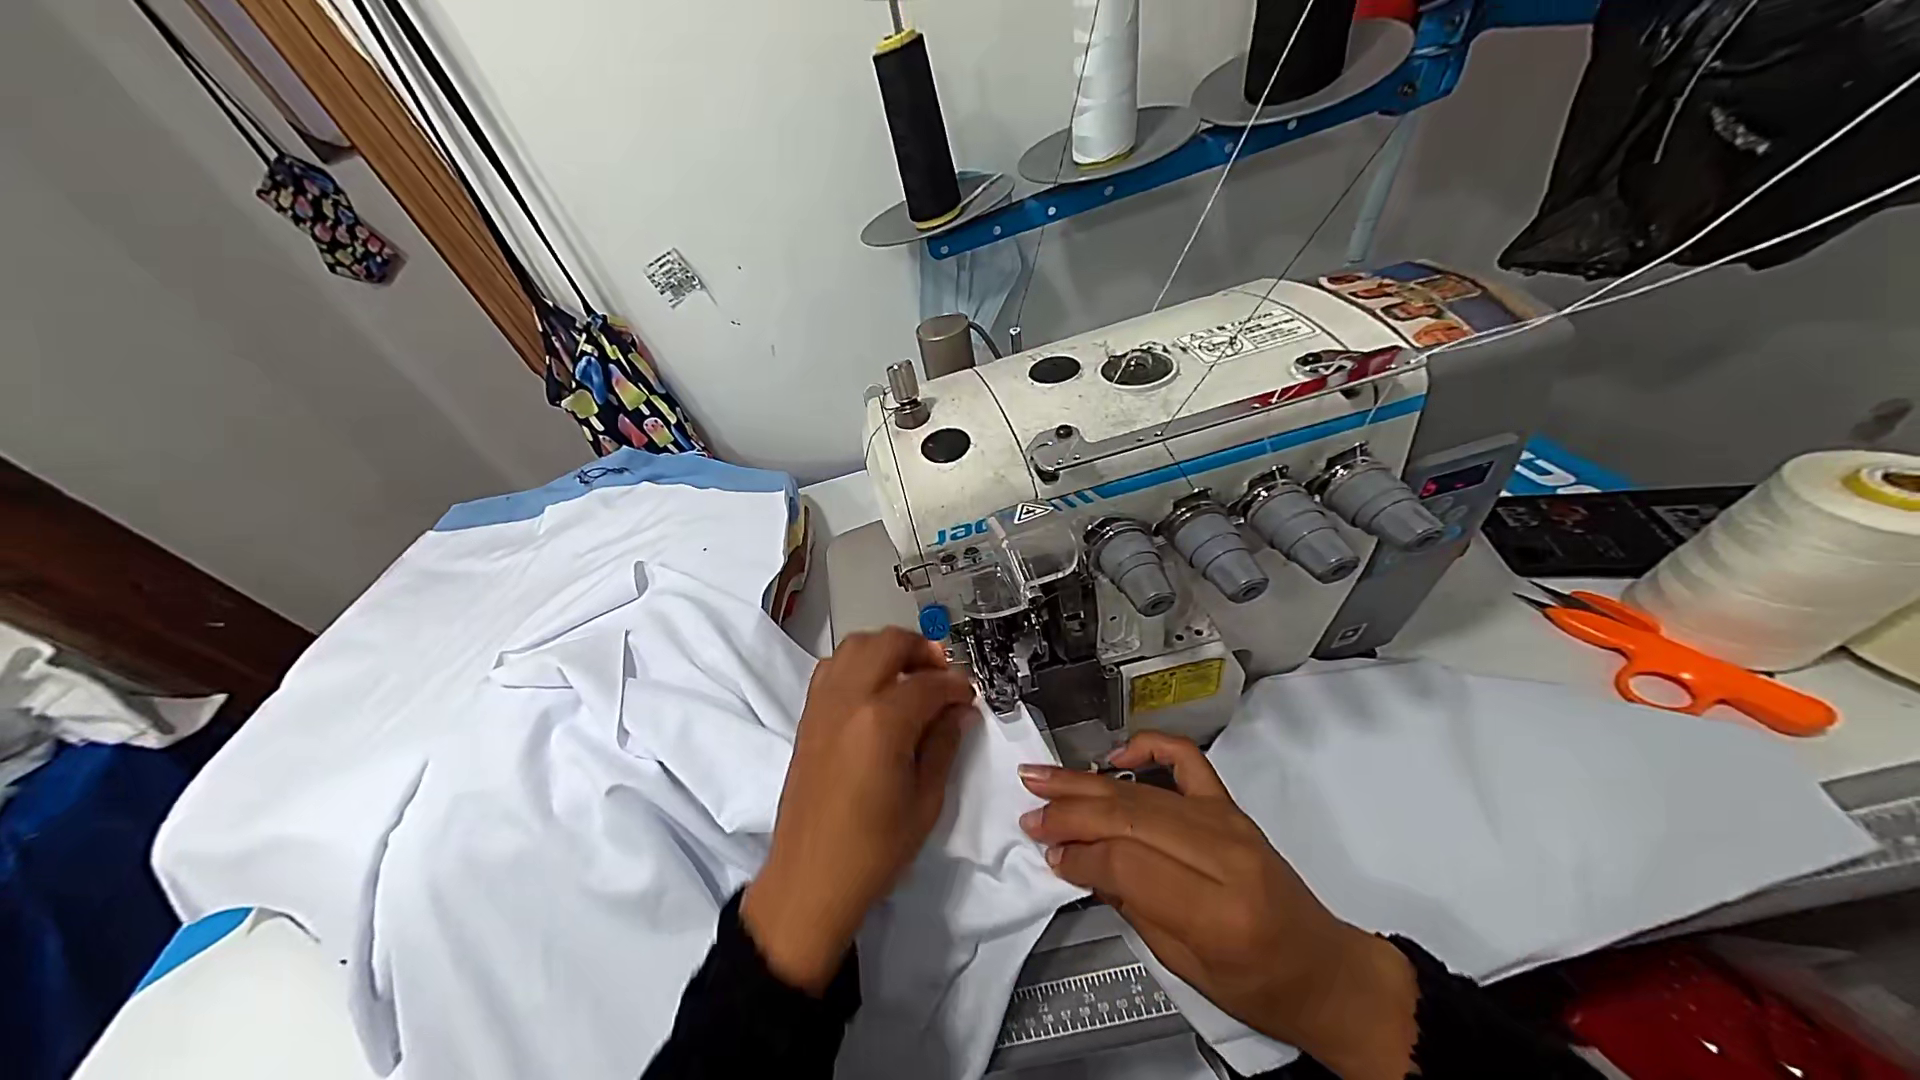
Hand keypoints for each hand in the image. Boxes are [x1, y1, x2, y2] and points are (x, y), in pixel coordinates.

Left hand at [742, 628, 976, 993]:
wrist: (810, 879)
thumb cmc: (874, 849)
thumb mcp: (926, 800)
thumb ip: (944, 744)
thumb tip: (959, 711)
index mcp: (882, 722)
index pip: (929, 683)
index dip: (956, 686)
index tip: (969, 697)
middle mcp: (848, 700)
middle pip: (888, 644)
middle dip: (922, 650)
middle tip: (943, 675)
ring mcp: (823, 705)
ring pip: (856, 645)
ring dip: (887, 650)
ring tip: (909, 675)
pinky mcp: (807, 716)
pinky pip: (832, 667)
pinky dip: (857, 663)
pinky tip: (874, 690)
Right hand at [1018, 734, 1417, 1079]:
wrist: (1323, 970)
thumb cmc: (1257, 985)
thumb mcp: (1184, 964)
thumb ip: (1129, 903)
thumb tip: (1076, 860)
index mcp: (1215, 910)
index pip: (1127, 862)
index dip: (1078, 853)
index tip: (1046, 851)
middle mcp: (1224, 855)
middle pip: (1129, 817)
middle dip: (1071, 812)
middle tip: (1030, 809)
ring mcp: (1230, 822)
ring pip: (1143, 790)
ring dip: (1088, 783)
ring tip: (1046, 779)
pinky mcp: (1232, 805)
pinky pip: (1186, 760)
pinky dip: (1149, 746)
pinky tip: (1116, 755)